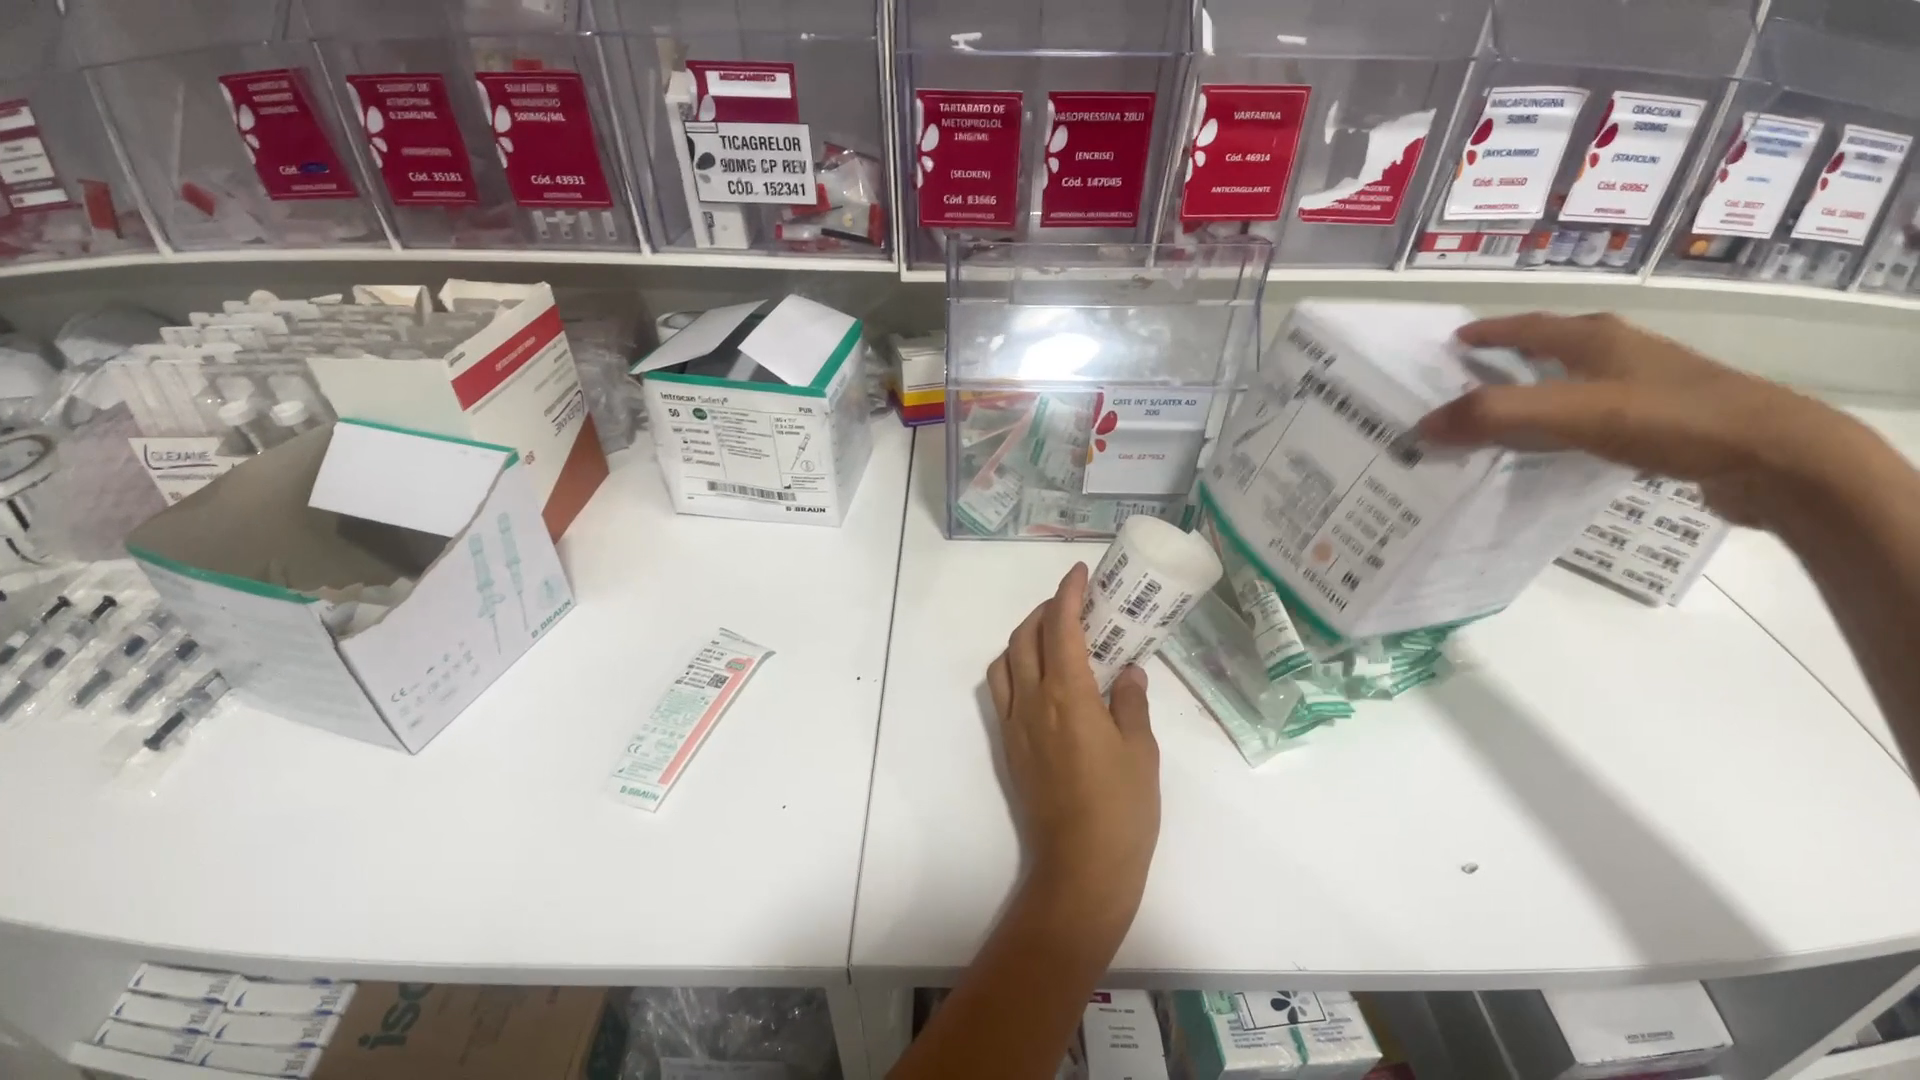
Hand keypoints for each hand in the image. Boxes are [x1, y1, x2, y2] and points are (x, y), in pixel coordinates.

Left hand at [987, 563, 1160, 928]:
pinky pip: (1000, 693)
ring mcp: (1014, 725)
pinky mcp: (1008, 747)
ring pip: (1004, 662)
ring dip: (1023, 638)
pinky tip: (1039, 678)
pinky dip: (1014, 669)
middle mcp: (1032, 703)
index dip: (1068, 595)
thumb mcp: (1141, 751)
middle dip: (1044, 611)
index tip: (1078, 574)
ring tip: (1052, 637)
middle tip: (1072, 605)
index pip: (1061, 629)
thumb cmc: (1122, 809)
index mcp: (1068, 697)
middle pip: (1024, 638)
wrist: (1081, 866)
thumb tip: (1129, 673)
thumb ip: (1131, 703)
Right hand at [1419, 312, 1863, 525]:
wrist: (1777, 458)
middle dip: (1515, 355)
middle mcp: (1625, 354)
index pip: (1532, 326)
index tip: (1456, 340)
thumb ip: (1496, 416)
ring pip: (1580, 379)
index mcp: (1600, 341)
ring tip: (1508, 411)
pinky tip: (1561, 444)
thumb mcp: (1573, 414)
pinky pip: (1600, 412)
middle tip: (1475, 374)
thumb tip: (1422, 426)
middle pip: (1558, 346)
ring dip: (1541, 389)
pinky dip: (1568, 421)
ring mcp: (1652, 387)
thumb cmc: (1671, 419)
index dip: (1492, 331)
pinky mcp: (1668, 422)